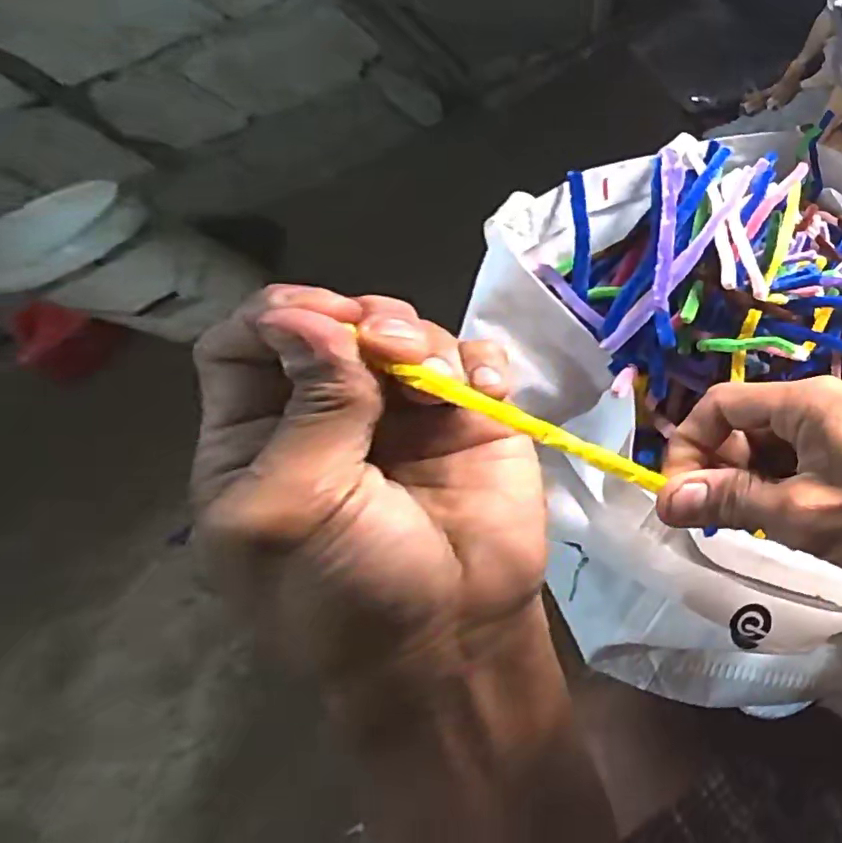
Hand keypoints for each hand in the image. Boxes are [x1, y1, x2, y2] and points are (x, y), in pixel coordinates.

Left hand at [190, 286, 546, 685]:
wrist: (453, 627)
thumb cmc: (348, 585)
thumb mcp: (292, 509)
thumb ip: (307, 412)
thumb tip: (305, 318)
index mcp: (262, 436)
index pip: (249, 345)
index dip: (280, 317)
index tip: (321, 319)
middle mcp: (340, 414)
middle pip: (343, 327)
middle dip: (367, 321)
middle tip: (387, 346)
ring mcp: (418, 415)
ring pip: (418, 337)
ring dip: (428, 341)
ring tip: (440, 384)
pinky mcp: (482, 421)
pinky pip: (483, 365)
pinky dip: (486, 364)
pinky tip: (487, 392)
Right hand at [658, 377, 841, 578]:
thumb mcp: (803, 514)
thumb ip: (734, 501)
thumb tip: (670, 498)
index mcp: (804, 401)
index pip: (719, 405)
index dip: (688, 448)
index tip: (683, 500)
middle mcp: (817, 399)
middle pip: (743, 422)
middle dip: (721, 468)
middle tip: (722, 523)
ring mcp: (837, 418)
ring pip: (769, 442)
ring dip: (751, 480)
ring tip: (758, 525)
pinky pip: (798, 452)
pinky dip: (781, 481)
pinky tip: (788, 516)